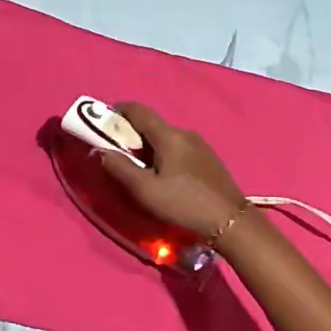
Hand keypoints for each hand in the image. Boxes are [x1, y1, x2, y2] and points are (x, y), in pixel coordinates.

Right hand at [98, 102, 247, 239]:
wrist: (230, 220)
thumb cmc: (183, 204)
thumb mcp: (145, 190)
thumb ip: (120, 168)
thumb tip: (100, 150)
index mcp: (169, 135)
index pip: (138, 110)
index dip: (117, 111)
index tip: (102, 121)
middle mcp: (185, 133)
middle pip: (152, 124)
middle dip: (131, 132)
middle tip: (117, 151)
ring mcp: (200, 144)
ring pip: (166, 136)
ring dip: (148, 144)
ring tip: (139, 166)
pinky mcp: (209, 158)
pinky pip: (179, 147)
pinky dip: (164, 152)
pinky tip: (164, 174)